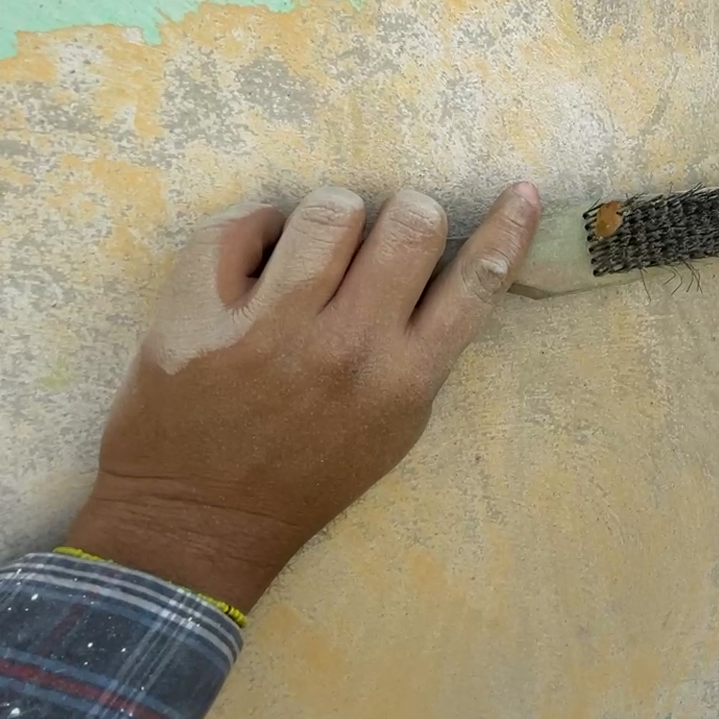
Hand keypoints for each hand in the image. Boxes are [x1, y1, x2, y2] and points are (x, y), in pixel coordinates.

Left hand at [65, 182, 540, 609]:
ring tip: (318, 245)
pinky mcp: (195, 322)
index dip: (510, 228)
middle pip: (411, 225)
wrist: (200, 525)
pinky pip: (238, 226)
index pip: (478, 282)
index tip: (523, 193)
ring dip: (335, 217)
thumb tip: (454, 260)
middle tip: (386, 236)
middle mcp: (348, 349)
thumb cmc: (318, 469)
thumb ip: (430, 344)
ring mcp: (269, 333)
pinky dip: (255, 229)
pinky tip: (257, 258)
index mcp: (407, 376)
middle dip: (409, 215)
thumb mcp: (403, 420)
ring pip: (330, 211)